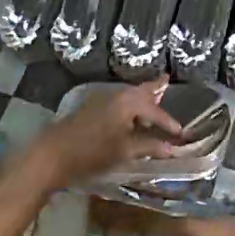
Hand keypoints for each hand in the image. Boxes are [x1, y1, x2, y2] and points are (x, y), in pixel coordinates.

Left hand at [13, 77, 184, 190]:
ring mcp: (100, 100)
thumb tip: (170, 148)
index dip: (168, 122)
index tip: (180, 133)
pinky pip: (116, 102)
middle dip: (153, 91)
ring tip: (151, 103)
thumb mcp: (125, 151)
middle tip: (165, 82)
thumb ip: (149, 147)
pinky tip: (128, 117)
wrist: (54, 154)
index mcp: (127, 102)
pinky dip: (127, 106)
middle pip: (139, 91)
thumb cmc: (93, 152)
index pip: (154, 110)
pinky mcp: (90, 108)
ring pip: (127, 96)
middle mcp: (115, 95)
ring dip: (140, 99)